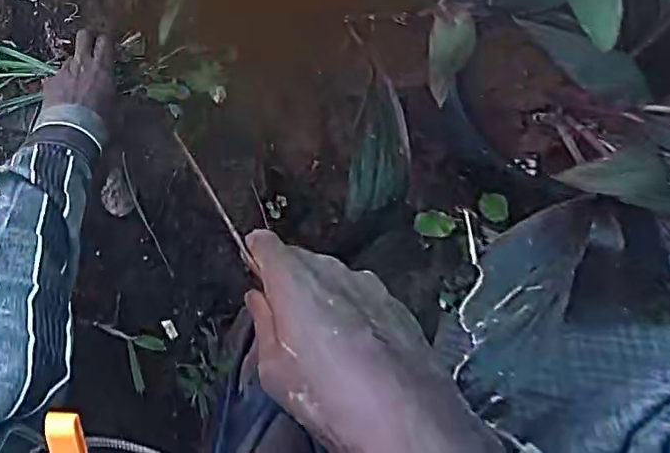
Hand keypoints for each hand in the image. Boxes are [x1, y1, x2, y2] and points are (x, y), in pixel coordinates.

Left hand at [38, 29, 115, 118]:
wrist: (69, 132)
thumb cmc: (99, 122)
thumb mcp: (117, 112)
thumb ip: (120, 100)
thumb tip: (124, 99)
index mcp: (102, 68)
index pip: (105, 41)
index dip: (105, 41)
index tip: (107, 47)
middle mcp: (82, 63)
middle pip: (83, 36)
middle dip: (87, 38)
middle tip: (90, 48)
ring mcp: (64, 70)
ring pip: (69, 57)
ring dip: (73, 65)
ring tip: (75, 82)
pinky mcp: (50, 81)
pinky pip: (57, 75)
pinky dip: (60, 82)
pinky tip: (61, 96)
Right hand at [243, 230, 498, 452]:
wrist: (415, 428)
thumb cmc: (336, 401)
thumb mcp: (275, 372)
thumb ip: (262, 323)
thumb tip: (259, 300)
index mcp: (291, 277)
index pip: (263, 241)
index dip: (255, 255)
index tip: (254, 272)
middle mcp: (328, 268)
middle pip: (297, 258)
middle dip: (288, 280)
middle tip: (287, 321)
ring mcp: (365, 283)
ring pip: (330, 276)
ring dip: (322, 295)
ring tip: (327, 343)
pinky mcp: (395, 303)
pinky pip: (361, 295)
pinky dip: (354, 311)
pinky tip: (359, 351)